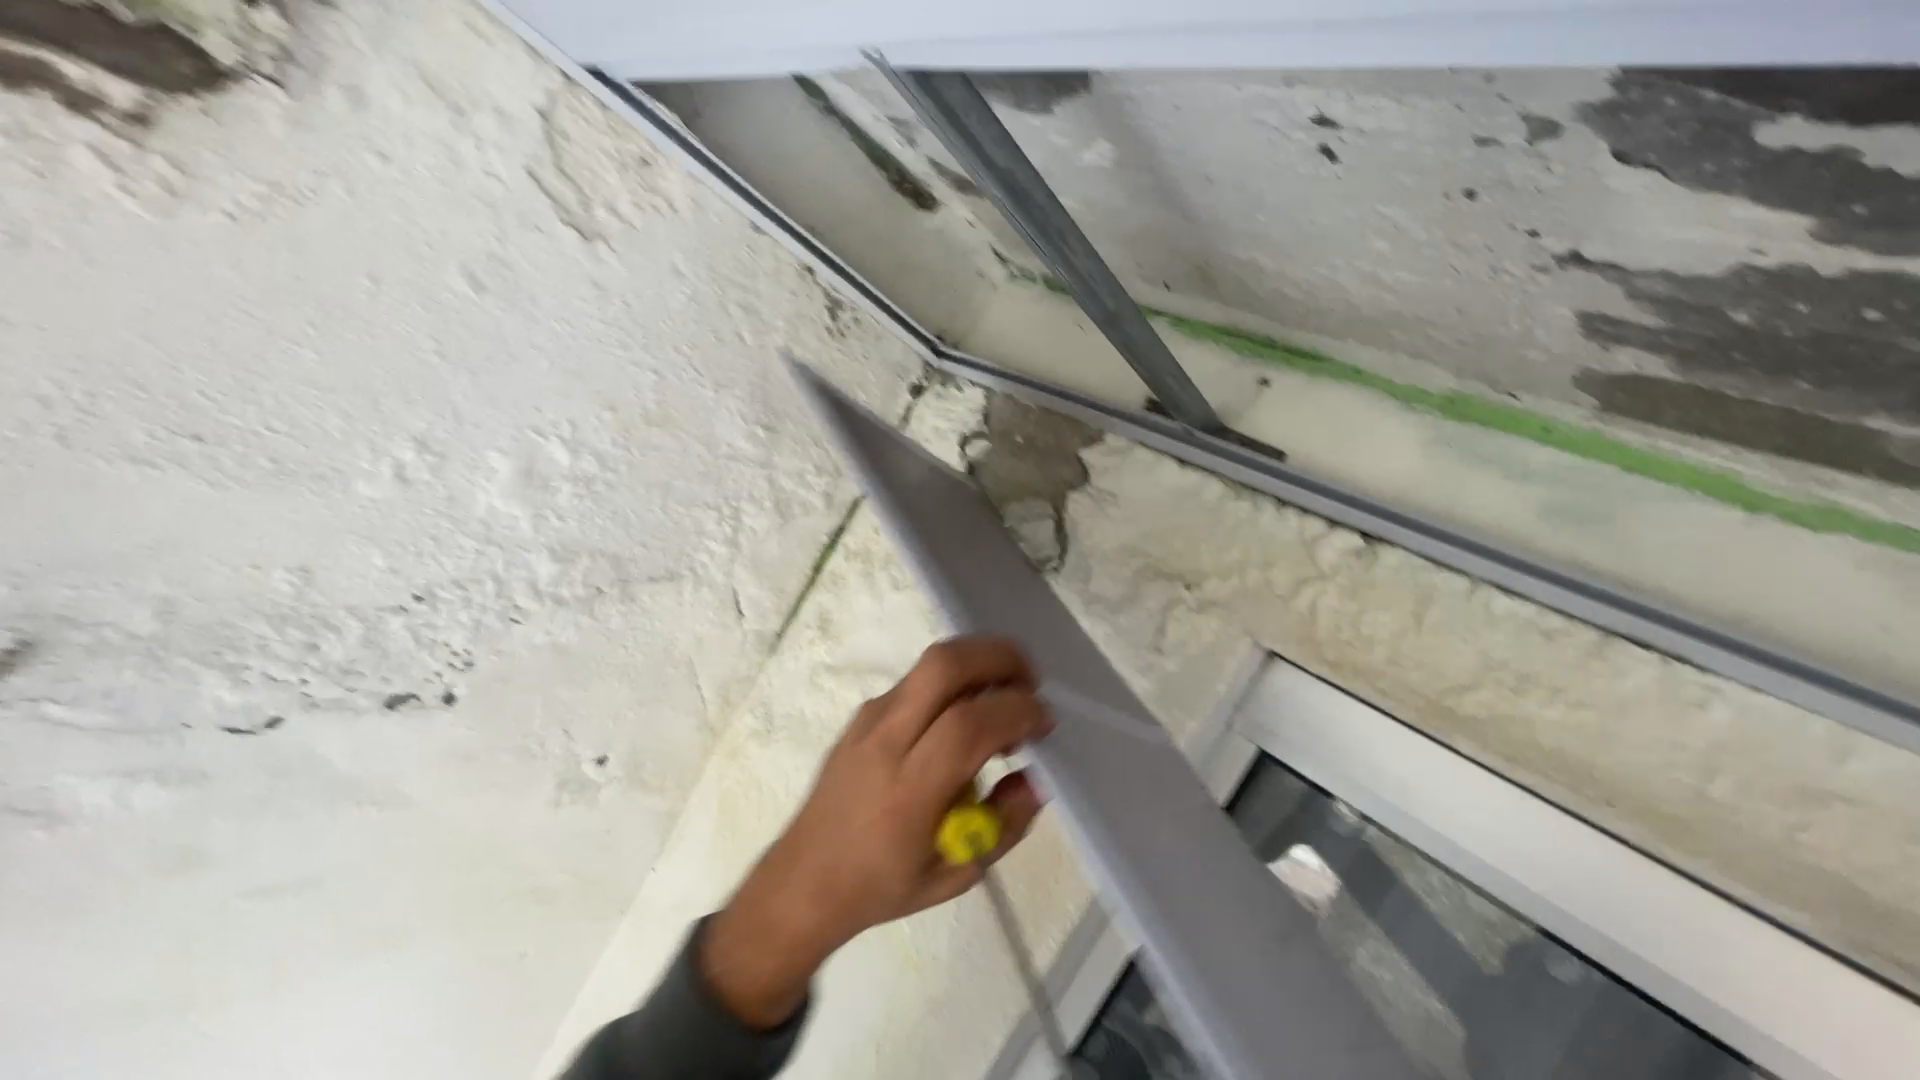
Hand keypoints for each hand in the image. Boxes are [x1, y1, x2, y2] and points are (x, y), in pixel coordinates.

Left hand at [701, 637, 1053, 1027]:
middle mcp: (885, 741)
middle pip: (944, 665)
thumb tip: (1034, 778)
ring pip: (929, 664)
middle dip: (1000, 657)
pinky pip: (914, 682)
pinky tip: (965, 719)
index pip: (969, 725)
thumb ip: (1004, 825)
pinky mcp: (860, 715)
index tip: (1045, 724)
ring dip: (977, 666)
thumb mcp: (957, 873)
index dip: (1017, 712)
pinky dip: (952, 683)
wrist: (804, 879)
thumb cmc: (882, 885)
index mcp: (909, 790)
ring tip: (1003, 702)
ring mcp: (868, 721)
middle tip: (1030, 683)